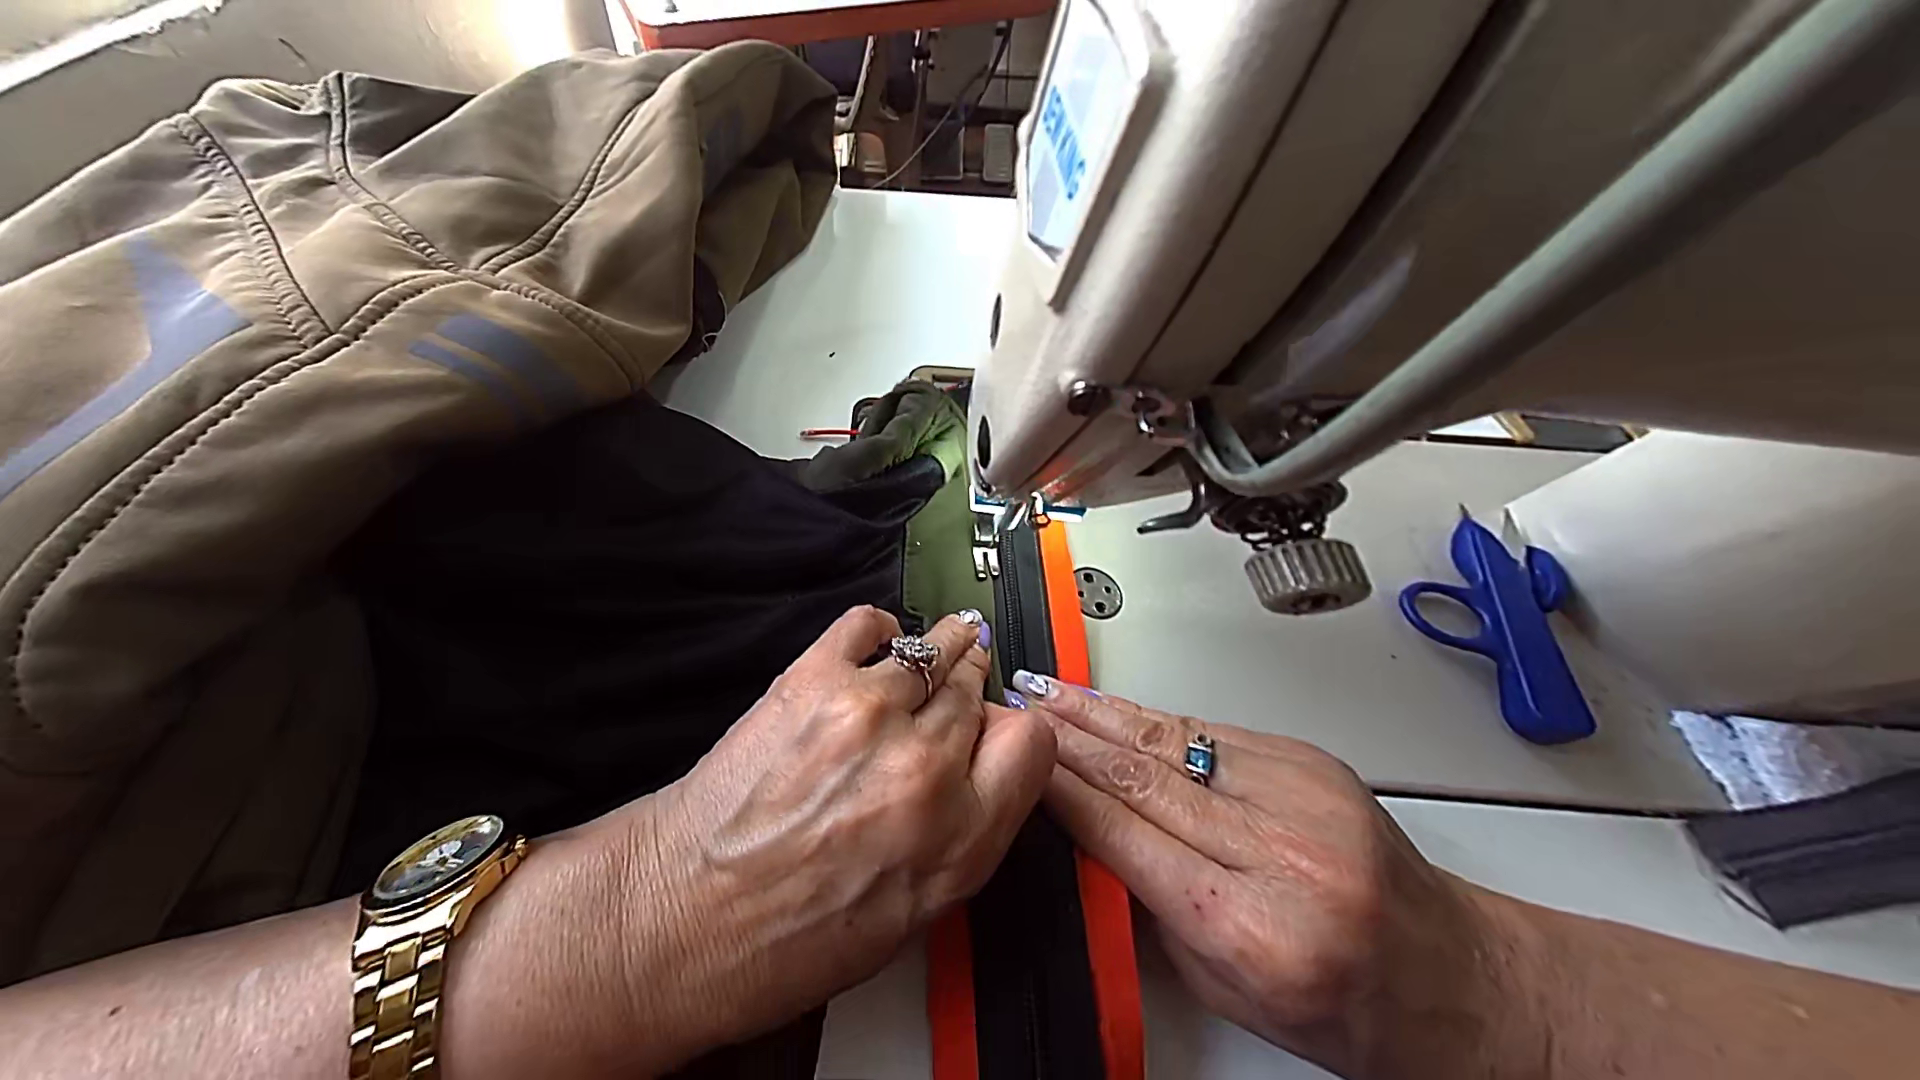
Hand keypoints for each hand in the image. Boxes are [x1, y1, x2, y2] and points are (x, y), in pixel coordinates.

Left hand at [605, 608, 1055, 1068]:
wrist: (680, 918)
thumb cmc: (789, 935)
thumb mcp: (914, 912)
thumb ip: (969, 829)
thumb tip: (983, 756)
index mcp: (958, 839)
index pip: (1031, 742)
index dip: (1015, 729)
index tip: (996, 725)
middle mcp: (924, 769)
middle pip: (976, 689)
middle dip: (969, 687)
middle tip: (960, 682)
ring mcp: (868, 714)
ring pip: (935, 650)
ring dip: (942, 647)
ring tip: (942, 641)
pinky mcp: (812, 679)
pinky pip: (870, 624)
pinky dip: (882, 629)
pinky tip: (882, 642)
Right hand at [1002, 673, 1524, 1079]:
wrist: (1451, 976)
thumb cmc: (1343, 1005)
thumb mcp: (1220, 986)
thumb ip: (1148, 904)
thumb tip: (1088, 829)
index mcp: (1249, 924)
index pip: (1123, 832)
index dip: (1062, 788)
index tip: (1024, 760)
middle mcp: (1279, 848)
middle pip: (1142, 772)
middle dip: (1071, 736)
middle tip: (1025, 705)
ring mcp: (1301, 792)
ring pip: (1171, 736)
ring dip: (1103, 711)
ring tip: (1054, 692)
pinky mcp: (1310, 759)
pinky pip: (1209, 729)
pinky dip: (1153, 715)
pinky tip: (1116, 706)